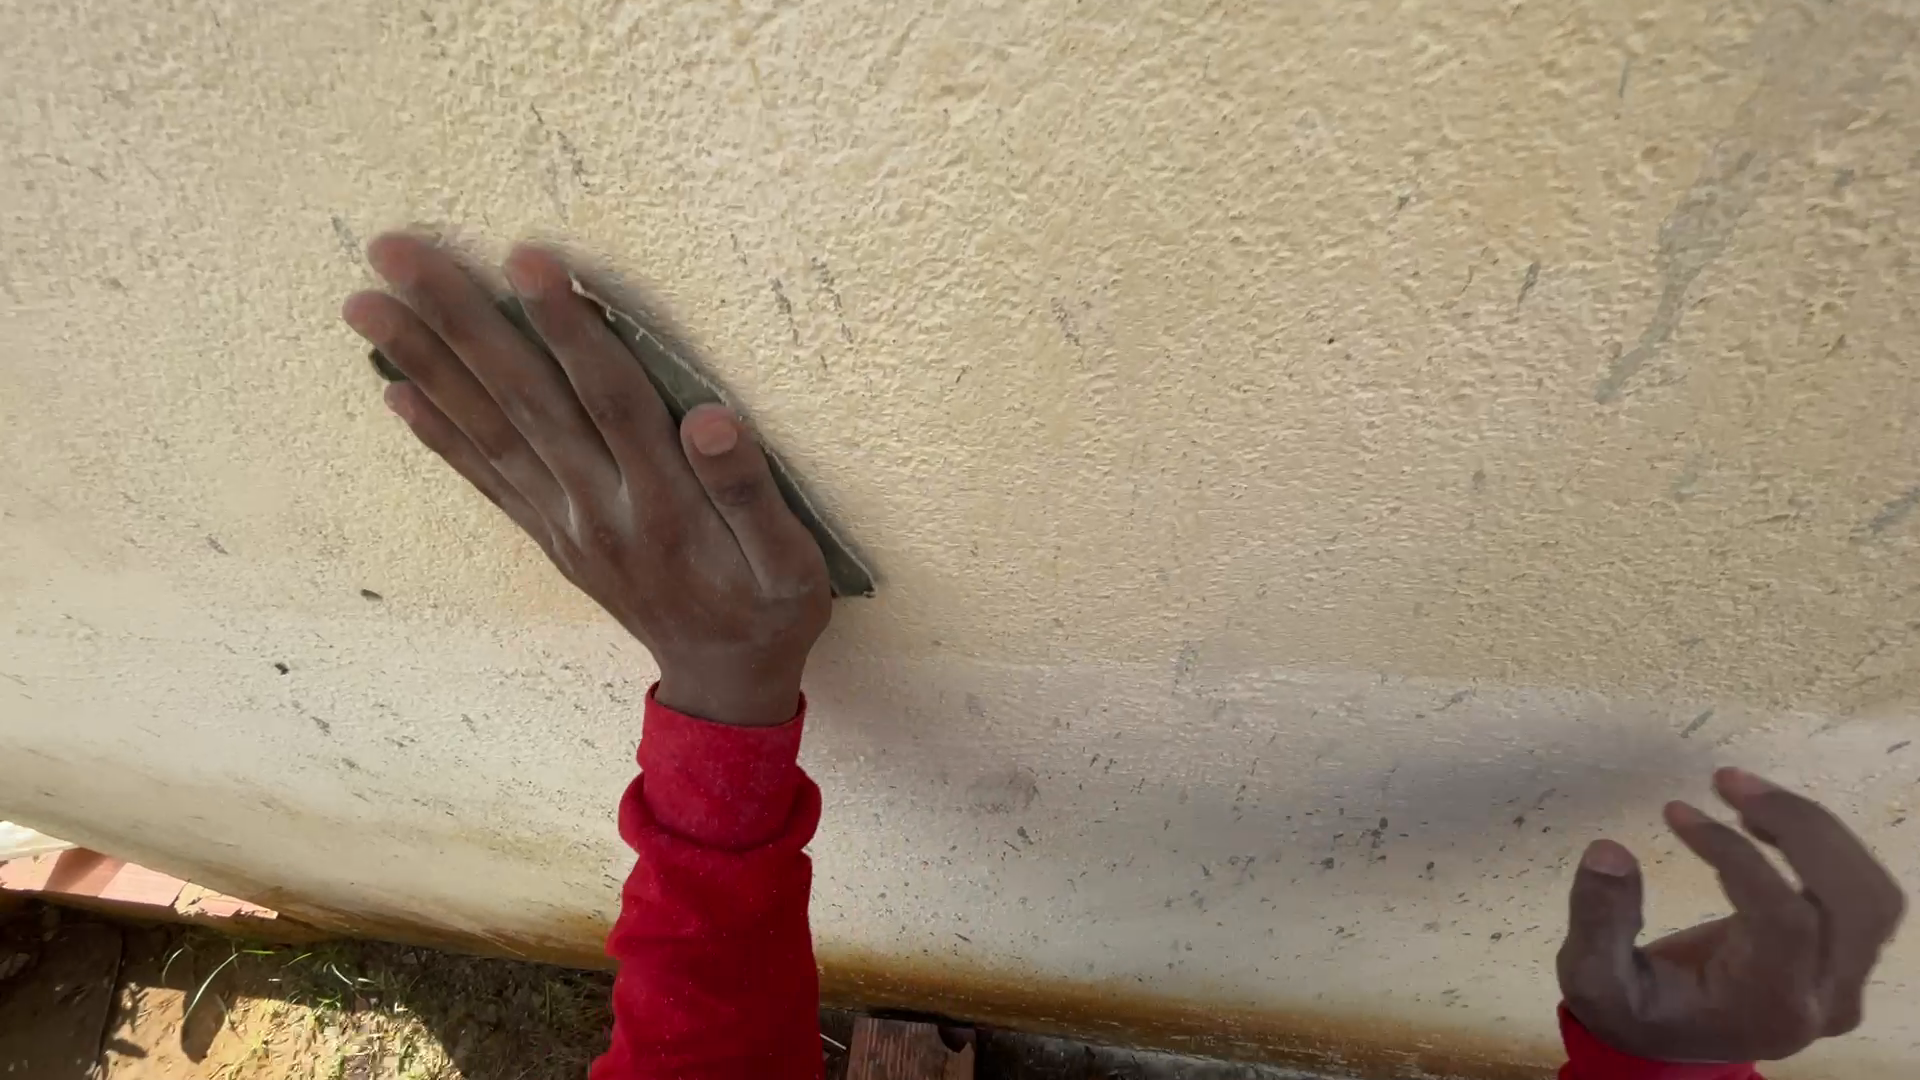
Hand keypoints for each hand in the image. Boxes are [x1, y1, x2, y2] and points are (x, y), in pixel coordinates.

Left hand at [341, 234, 830, 726]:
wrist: (724, 680)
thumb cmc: (770, 613)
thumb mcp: (792, 563)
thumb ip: (750, 492)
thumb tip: (711, 418)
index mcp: (666, 506)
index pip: (612, 403)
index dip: (573, 332)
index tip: (527, 260)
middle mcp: (603, 510)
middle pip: (530, 406)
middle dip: (465, 326)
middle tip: (395, 253)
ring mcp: (571, 528)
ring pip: (494, 437)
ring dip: (429, 369)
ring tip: (365, 308)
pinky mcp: (557, 543)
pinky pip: (491, 486)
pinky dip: (443, 439)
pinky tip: (399, 396)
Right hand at [1557, 768, 1905, 1062]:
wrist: (1665, 1050)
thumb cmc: (1627, 1013)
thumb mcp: (1591, 976)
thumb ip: (1598, 918)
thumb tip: (1609, 849)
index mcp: (1768, 1003)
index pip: (1784, 918)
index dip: (1735, 855)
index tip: (1674, 811)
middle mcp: (1824, 994)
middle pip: (1859, 904)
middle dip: (1801, 829)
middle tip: (1726, 779)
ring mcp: (1839, 979)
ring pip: (1871, 896)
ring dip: (1813, 829)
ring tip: (1737, 786)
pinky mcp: (1832, 958)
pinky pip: (1854, 896)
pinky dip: (1816, 845)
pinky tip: (1757, 819)